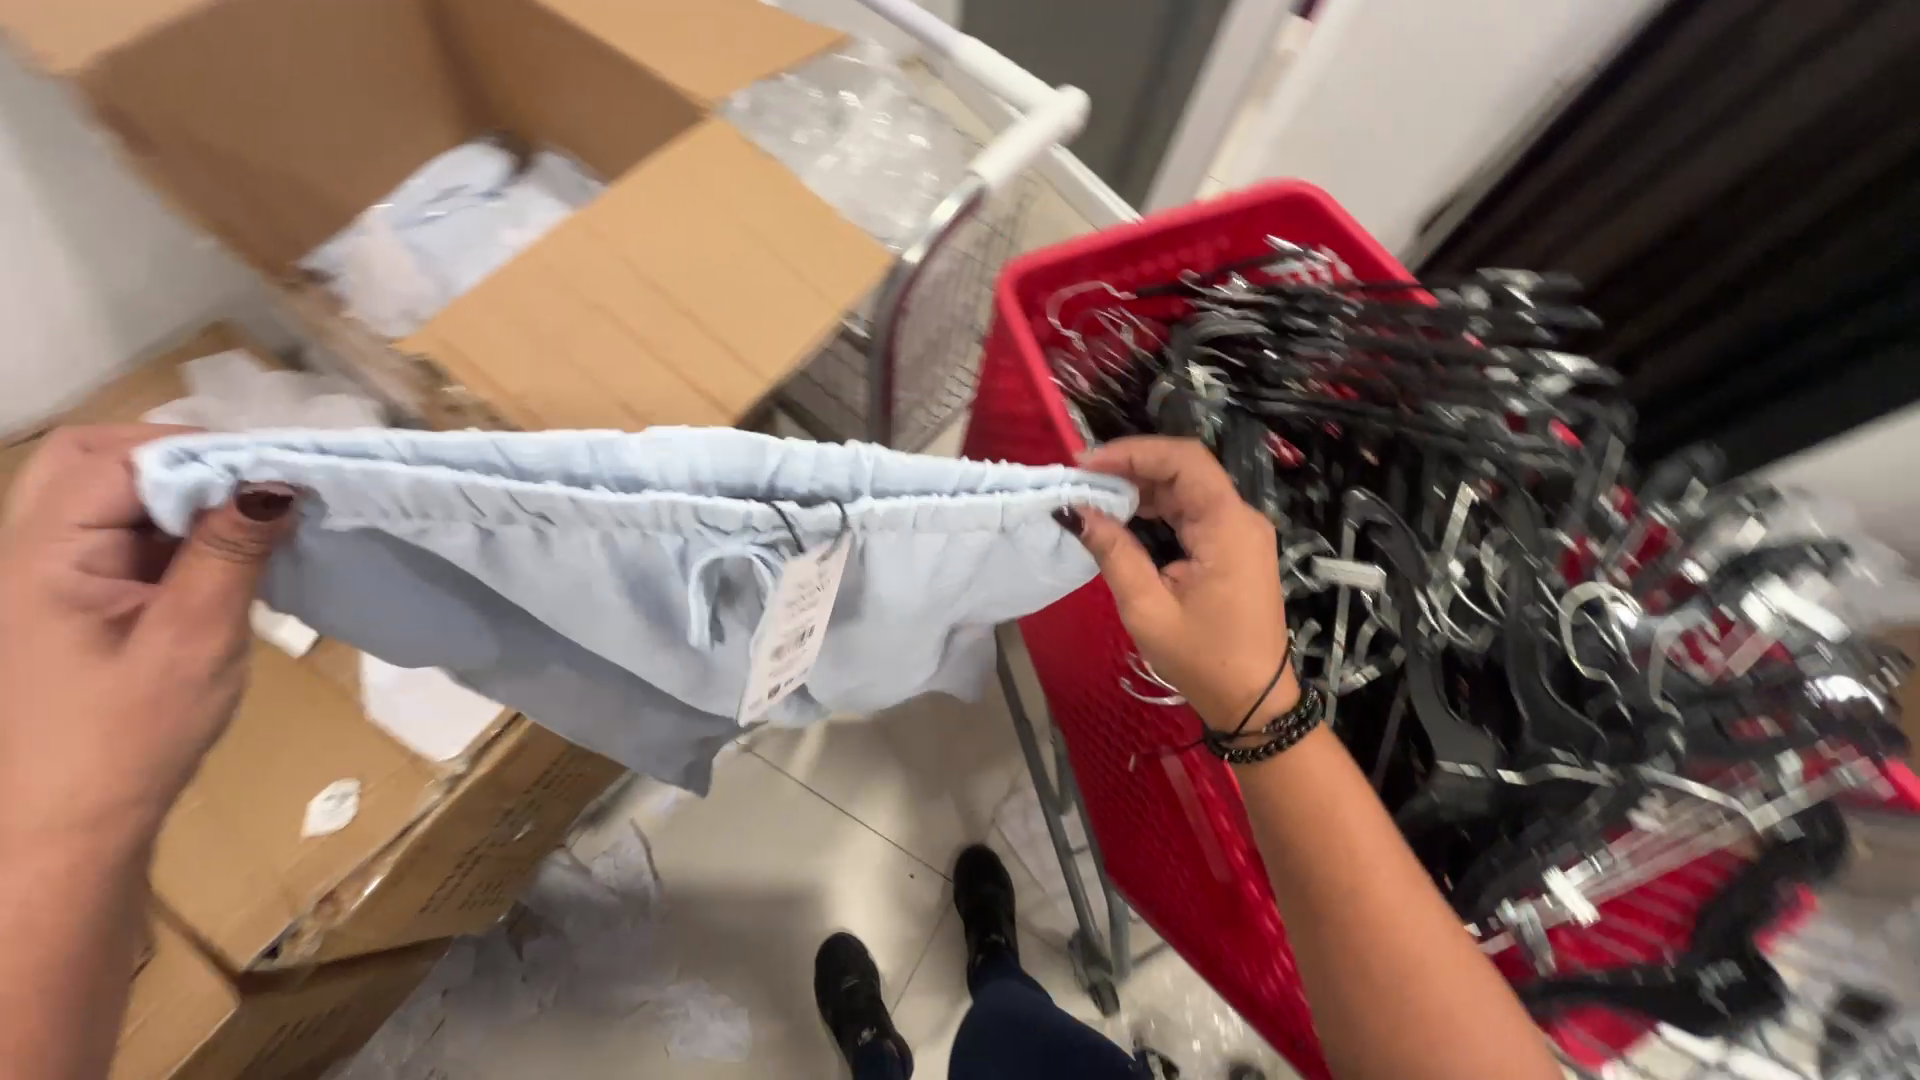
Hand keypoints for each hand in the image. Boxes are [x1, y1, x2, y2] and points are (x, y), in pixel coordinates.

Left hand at [0, 426, 296, 846]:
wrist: (70, 819)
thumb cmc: (130, 733)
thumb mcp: (193, 638)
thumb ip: (229, 554)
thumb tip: (275, 483)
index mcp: (42, 557)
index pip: (111, 460)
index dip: (197, 451)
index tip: (280, 472)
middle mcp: (32, 550)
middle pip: (93, 458)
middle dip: (183, 456)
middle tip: (261, 482)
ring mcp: (53, 572)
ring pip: (112, 490)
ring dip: (187, 489)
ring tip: (256, 513)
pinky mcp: (82, 594)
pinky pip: (129, 529)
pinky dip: (185, 522)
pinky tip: (233, 548)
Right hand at [1060, 436, 1296, 731]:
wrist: (1253, 702)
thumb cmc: (1202, 659)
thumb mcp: (1147, 608)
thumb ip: (1113, 552)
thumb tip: (1076, 511)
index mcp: (1227, 526)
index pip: (1182, 460)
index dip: (1132, 452)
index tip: (1086, 464)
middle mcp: (1240, 518)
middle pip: (1185, 469)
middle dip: (1131, 467)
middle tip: (1082, 479)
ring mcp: (1239, 532)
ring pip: (1186, 488)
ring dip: (1141, 487)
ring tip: (1094, 496)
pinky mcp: (1232, 547)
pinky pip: (1192, 512)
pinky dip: (1157, 509)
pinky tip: (1124, 516)